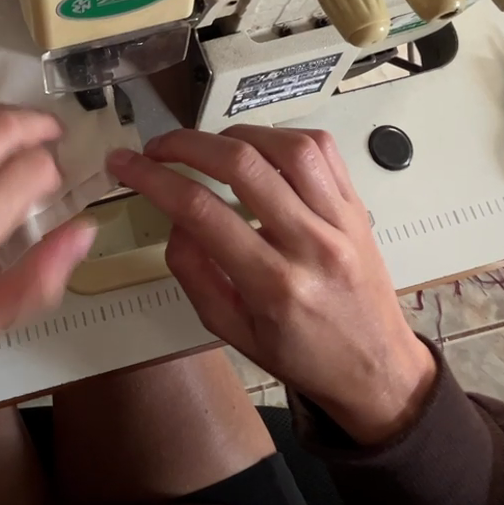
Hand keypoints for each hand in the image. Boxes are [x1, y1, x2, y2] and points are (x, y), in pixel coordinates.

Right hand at [107, 126, 434, 444]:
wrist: (379, 370)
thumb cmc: (299, 355)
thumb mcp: (230, 330)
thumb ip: (194, 271)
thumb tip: (174, 214)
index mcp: (274, 285)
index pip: (202, 211)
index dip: (153, 178)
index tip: (124, 164)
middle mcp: (311, 244)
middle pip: (243, 165)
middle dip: (186, 144)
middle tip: (157, 147)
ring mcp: (341, 219)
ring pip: (286, 146)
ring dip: (234, 134)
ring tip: (207, 147)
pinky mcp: (357, 204)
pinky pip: (322, 148)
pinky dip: (280, 135)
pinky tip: (257, 147)